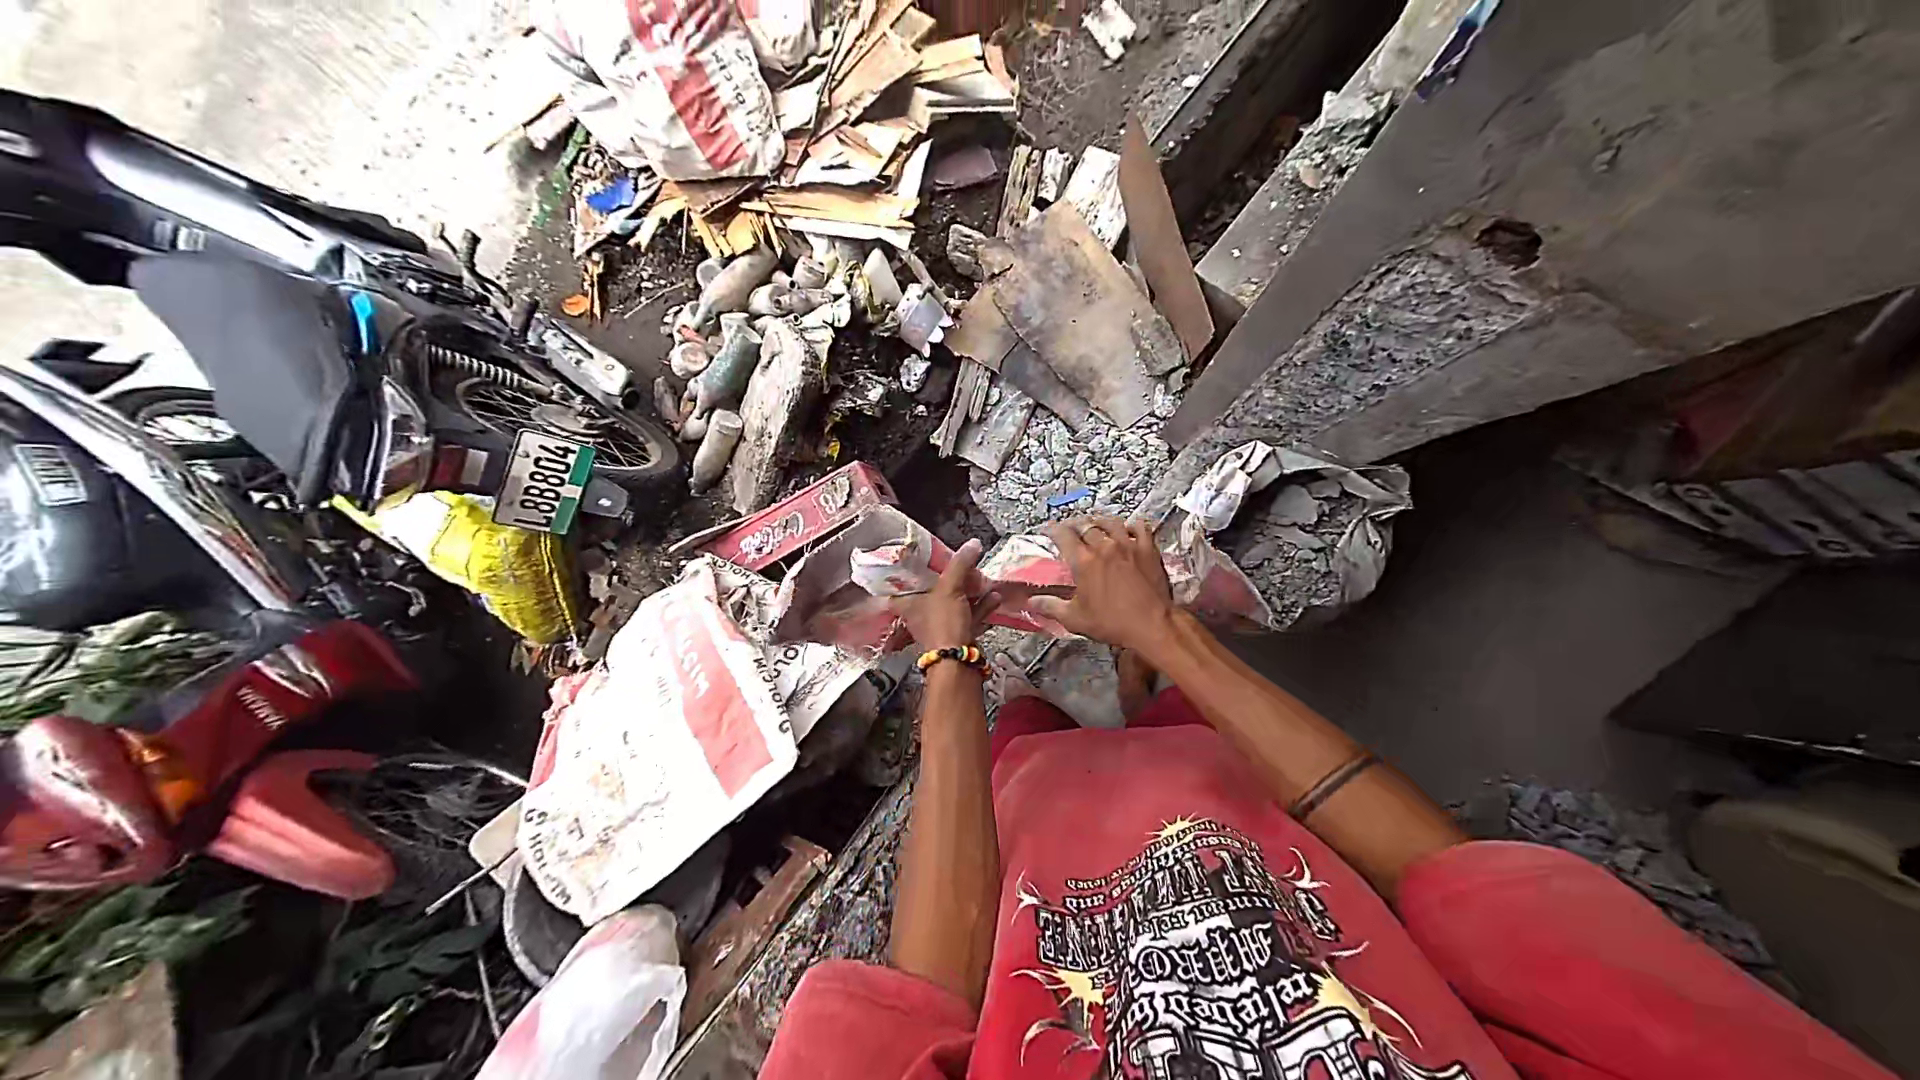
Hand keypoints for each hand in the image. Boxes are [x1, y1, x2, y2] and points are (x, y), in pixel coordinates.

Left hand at [889, 538, 1002, 651]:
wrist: (958, 661)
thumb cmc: (943, 623)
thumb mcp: (949, 588)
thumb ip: (960, 564)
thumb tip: (973, 543)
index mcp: (907, 602)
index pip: (899, 583)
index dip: (907, 570)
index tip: (917, 556)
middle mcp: (921, 613)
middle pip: (934, 589)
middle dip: (952, 577)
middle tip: (963, 564)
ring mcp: (940, 625)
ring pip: (954, 602)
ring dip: (970, 591)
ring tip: (983, 578)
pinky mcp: (958, 634)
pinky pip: (969, 615)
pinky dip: (981, 605)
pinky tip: (994, 596)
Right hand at [1029, 517, 1177, 653]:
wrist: (1152, 625)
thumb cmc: (1113, 623)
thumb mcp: (1074, 619)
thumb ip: (1051, 607)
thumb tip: (1033, 602)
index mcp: (1083, 561)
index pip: (1063, 535)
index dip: (1054, 530)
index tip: (1050, 530)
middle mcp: (1104, 547)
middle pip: (1086, 525)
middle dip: (1075, 525)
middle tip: (1071, 529)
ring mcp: (1128, 545)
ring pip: (1110, 522)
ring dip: (1100, 521)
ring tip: (1096, 524)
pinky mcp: (1148, 549)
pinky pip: (1139, 527)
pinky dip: (1131, 525)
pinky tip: (1128, 529)